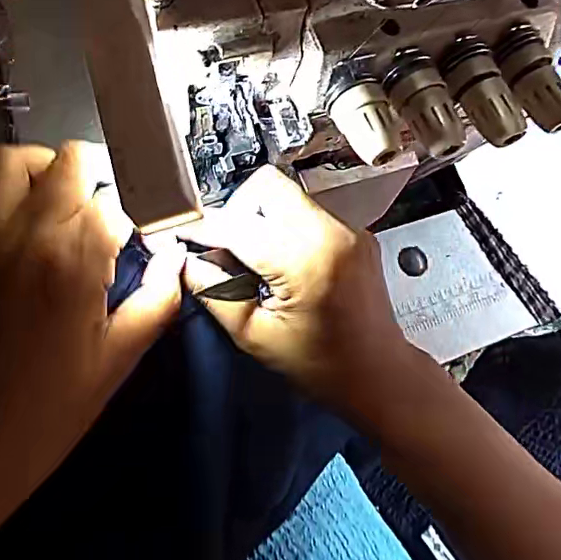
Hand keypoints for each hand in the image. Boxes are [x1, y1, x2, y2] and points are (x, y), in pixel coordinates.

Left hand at [0, 144, 182, 559]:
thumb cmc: (50, 411)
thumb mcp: (120, 359)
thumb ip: (157, 300)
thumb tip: (176, 261)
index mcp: (75, 259)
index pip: (116, 202)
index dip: (135, 216)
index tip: (139, 240)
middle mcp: (24, 233)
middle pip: (67, 161)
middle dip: (95, 176)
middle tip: (101, 211)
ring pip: (5, 161)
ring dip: (36, 169)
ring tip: (50, 199)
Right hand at [186, 165, 419, 411]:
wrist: (378, 373)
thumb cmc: (323, 365)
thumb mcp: (255, 336)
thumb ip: (215, 292)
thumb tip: (186, 261)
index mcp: (306, 261)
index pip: (238, 224)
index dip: (202, 228)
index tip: (182, 233)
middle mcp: (331, 233)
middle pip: (266, 186)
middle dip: (236, 210)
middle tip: (224, 246)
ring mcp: (348, 229)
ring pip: (287, 195)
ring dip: (261, 217)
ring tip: (254, 259)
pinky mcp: (355, 232)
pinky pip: (309, 210)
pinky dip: (286, 226)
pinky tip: (282, 261)